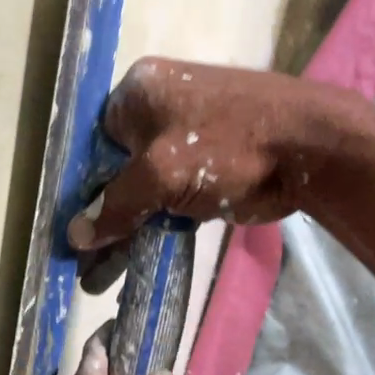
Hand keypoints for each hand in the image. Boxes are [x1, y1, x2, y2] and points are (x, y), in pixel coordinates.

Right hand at [68, 58, 361, 256]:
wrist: (306, 151)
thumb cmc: (229, 148)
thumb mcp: (160, 173)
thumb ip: (115, 205)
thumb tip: (75, 237)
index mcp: (138, 94)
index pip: (92, 147)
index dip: (77, 194)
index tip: (68, 237)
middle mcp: (154, 113)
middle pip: (110, 175)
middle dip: (96, 223)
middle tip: (80, 268)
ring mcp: (179, 145)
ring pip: (135, 196)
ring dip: (118, 237)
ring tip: (96, 280)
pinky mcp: (198, 174)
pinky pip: (160, 207)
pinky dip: (144, 235)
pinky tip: (125, 267)